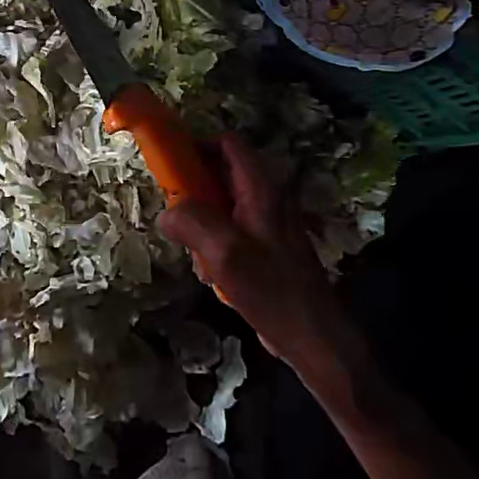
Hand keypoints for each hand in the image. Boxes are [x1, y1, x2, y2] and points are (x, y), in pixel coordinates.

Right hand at [159, 133, 349, 362]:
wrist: (311, 334)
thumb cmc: (271, 288)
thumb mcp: (225, 252)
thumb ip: (192, 223)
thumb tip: (167, 213)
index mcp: (262, 188)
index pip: (229, 144)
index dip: (199, 146)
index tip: (171, 164)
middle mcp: (268, 197)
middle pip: (224, 172)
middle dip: (195, 187)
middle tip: (173, 208)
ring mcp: (269, 221)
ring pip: (225, 202)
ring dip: (202, 218)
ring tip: (191, 246)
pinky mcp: (268, 244)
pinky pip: (233, 227)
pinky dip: (215, 239)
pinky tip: (209, 270)